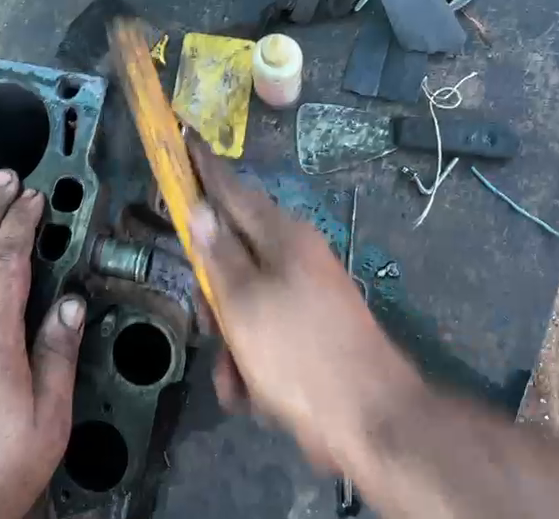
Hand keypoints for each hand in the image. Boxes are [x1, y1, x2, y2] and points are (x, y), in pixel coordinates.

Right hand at [187, 142, 421, 471]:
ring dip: (233, 341)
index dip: (203, 168)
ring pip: (246, 301)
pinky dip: (255, 361)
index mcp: (281, 235)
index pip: (231, 189)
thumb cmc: (299, 353)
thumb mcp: (244, 303)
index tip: (184, 136)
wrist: (375, 421)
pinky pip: (268, 332)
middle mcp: (296, 255)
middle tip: (209, 326)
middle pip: (233, 254)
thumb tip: (199, 207)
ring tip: (239, 381)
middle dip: (213, 295)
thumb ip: (217, 254)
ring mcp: (308, 292)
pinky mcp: (314, 329)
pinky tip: (257, 395)